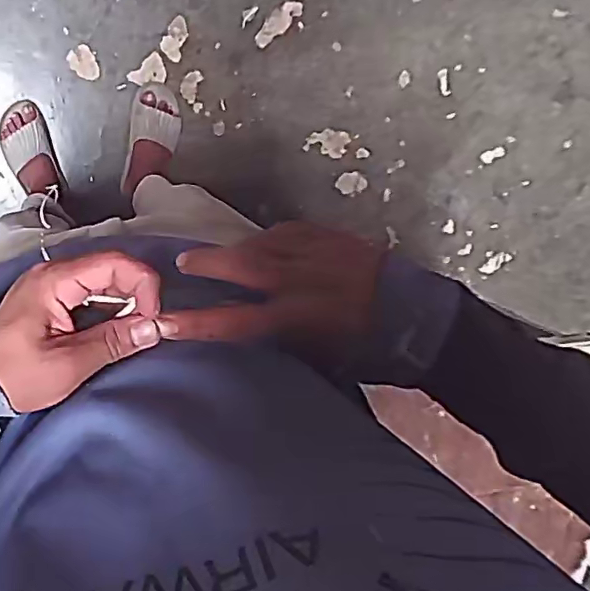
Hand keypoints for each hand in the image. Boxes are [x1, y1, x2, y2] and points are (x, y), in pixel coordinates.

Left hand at [0, 251, 164, 411]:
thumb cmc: (12, 376)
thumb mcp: (68, 364)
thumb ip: (113, 341)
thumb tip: (154, 327)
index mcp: (53, 282)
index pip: (114, 262)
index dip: (143, 285)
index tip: (152, 318)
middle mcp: (50, 274)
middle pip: (109, 266)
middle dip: (137, 293)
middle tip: (147, 328)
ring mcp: (47, 284)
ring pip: (100, 279)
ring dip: (123, 302)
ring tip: (131, 333)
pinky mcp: (47, 299)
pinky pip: (86, 292)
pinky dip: (106, 307)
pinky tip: (112, 331)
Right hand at [155, 222, 386, 363]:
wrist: (425, 321)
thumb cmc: (366, 351)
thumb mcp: (317, 357)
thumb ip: (275, 340)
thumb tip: (241, 332)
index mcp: (296, 318)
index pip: (232, 322)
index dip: (194, 323)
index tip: (164, 322)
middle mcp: (300, 281)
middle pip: (242, 265)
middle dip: (208, 262)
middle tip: (184, 261)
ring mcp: (316, 254)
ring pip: (261, 244)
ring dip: (238, 250)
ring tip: (224, 255)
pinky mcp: (331, 238)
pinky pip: (287, 233)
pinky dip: (269, 240)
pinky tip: (265, 246)